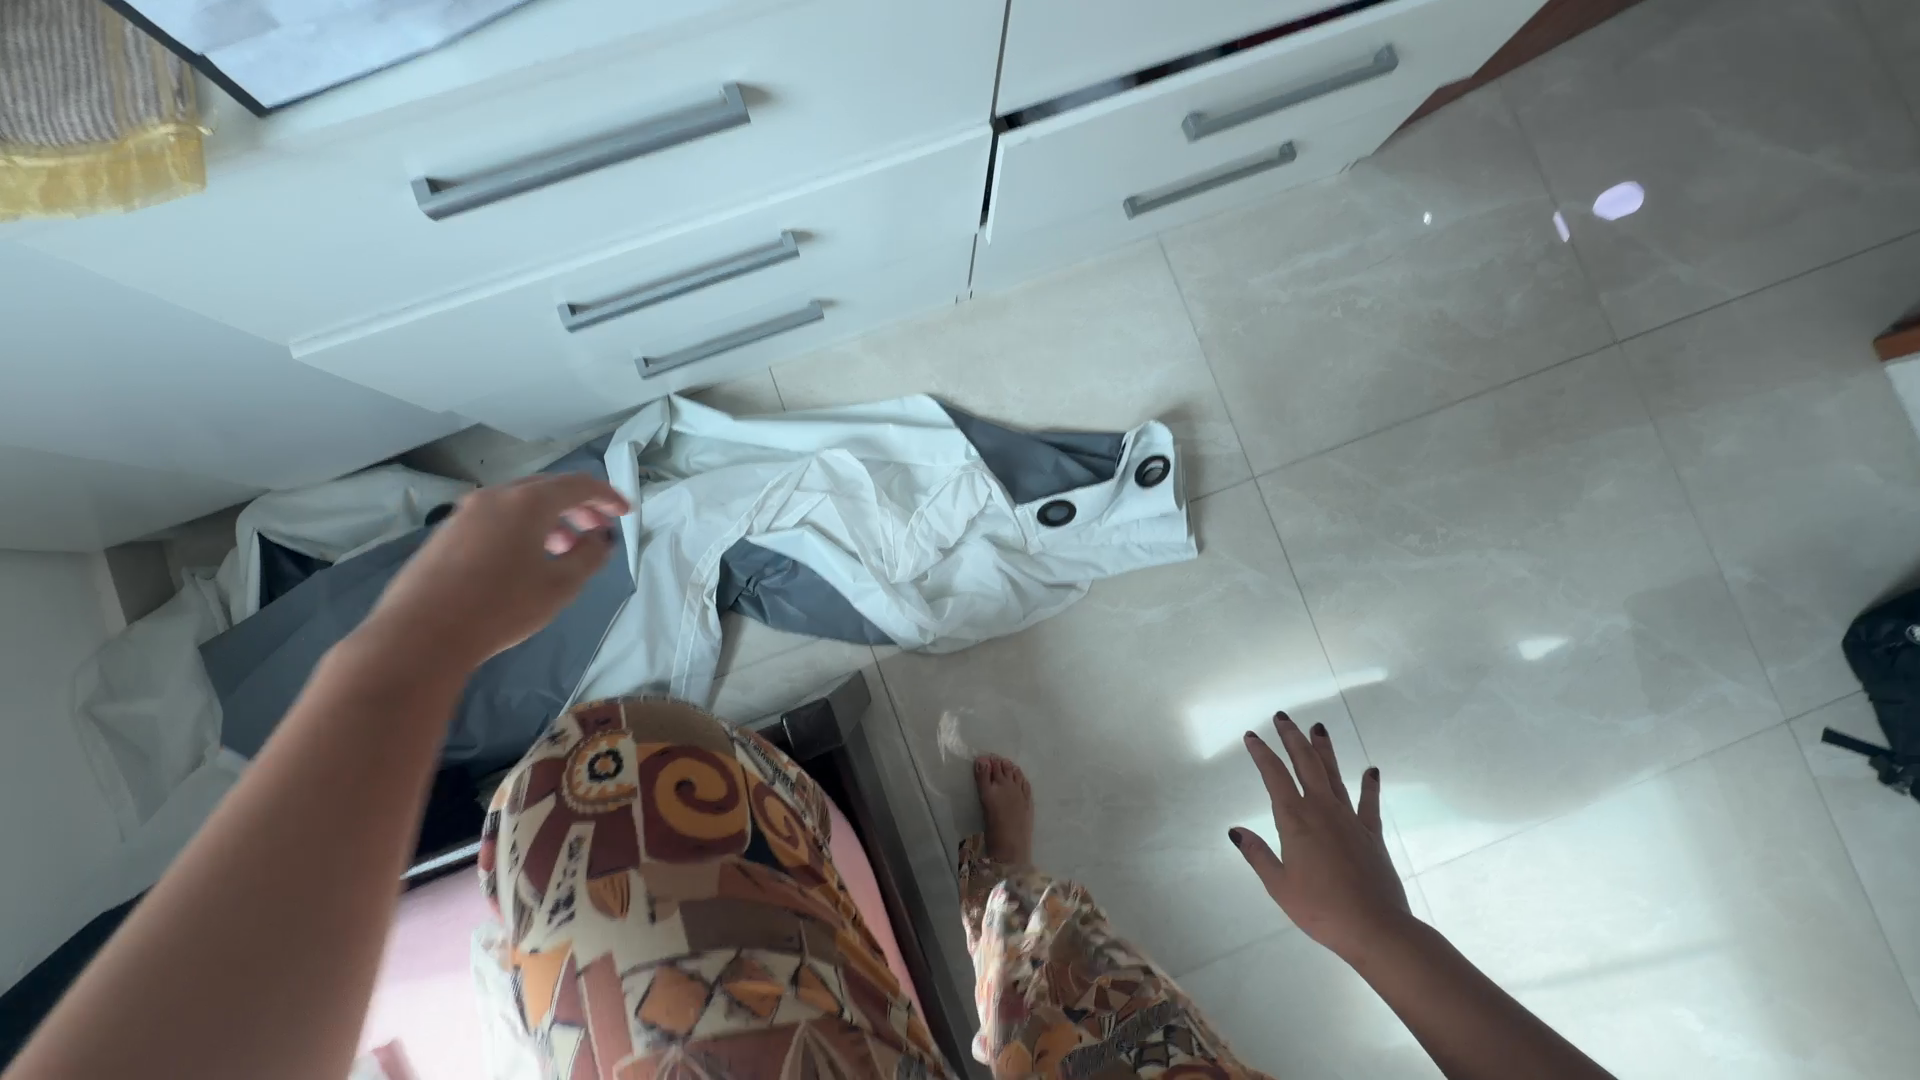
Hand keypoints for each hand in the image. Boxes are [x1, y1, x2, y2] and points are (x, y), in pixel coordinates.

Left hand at [358, 472, 630, 670]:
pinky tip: (526, 560)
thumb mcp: (561, 585)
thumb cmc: (501, 607)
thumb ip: (589, 556)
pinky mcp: (447, 534)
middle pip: (547, 489)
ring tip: (565, 550)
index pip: (578, 485)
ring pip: (519, 505)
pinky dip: (523, 529)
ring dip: (550, 520)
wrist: (420, 635)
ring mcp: (465, 513)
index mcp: (527, 502)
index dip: (607, 496)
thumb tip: (600, 538)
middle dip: (579, 506)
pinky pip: (497, 519)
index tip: (625, 512)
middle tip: (598, 529)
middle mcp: (495, 497)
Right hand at [1232, 712, 1411, 962]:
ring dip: (1324, 750)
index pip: (1274, 776)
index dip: (1262, 754)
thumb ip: (1258, 854)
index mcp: (1295, 820)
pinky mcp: (1371, 834)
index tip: (1252, 736)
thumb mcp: (1279, 885)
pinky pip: (1368, 804)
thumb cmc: (1320, 909)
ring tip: (1318, 727)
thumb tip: (1236, 831)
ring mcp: (1349, 820)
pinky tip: (1371, 771)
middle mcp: (1322, 810)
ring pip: (1334, 775)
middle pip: (1305, 764)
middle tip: (1282, 717)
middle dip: (1292, 738)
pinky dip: (1369, 786)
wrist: (1376, 928)